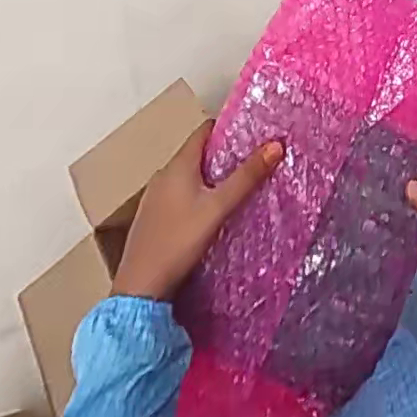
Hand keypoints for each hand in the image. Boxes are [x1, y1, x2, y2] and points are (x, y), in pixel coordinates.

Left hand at [110, 122, 283, 300]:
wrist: (140, 287)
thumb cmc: (179, 241)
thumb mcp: (218, 208)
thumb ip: (246, 177)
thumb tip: (275, 145)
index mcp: (178, 165)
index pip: (204, 131)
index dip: (227, 128)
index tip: (251, 133)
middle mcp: (163, 174)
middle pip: (197, 153)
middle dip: (222, 154)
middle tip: (250, 161)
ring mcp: (154, 196)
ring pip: (187, 175)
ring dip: (209, 175)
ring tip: (235, 186)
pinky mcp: (152, 216)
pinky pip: (178, 192)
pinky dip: (196, 193)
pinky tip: (208, 211)